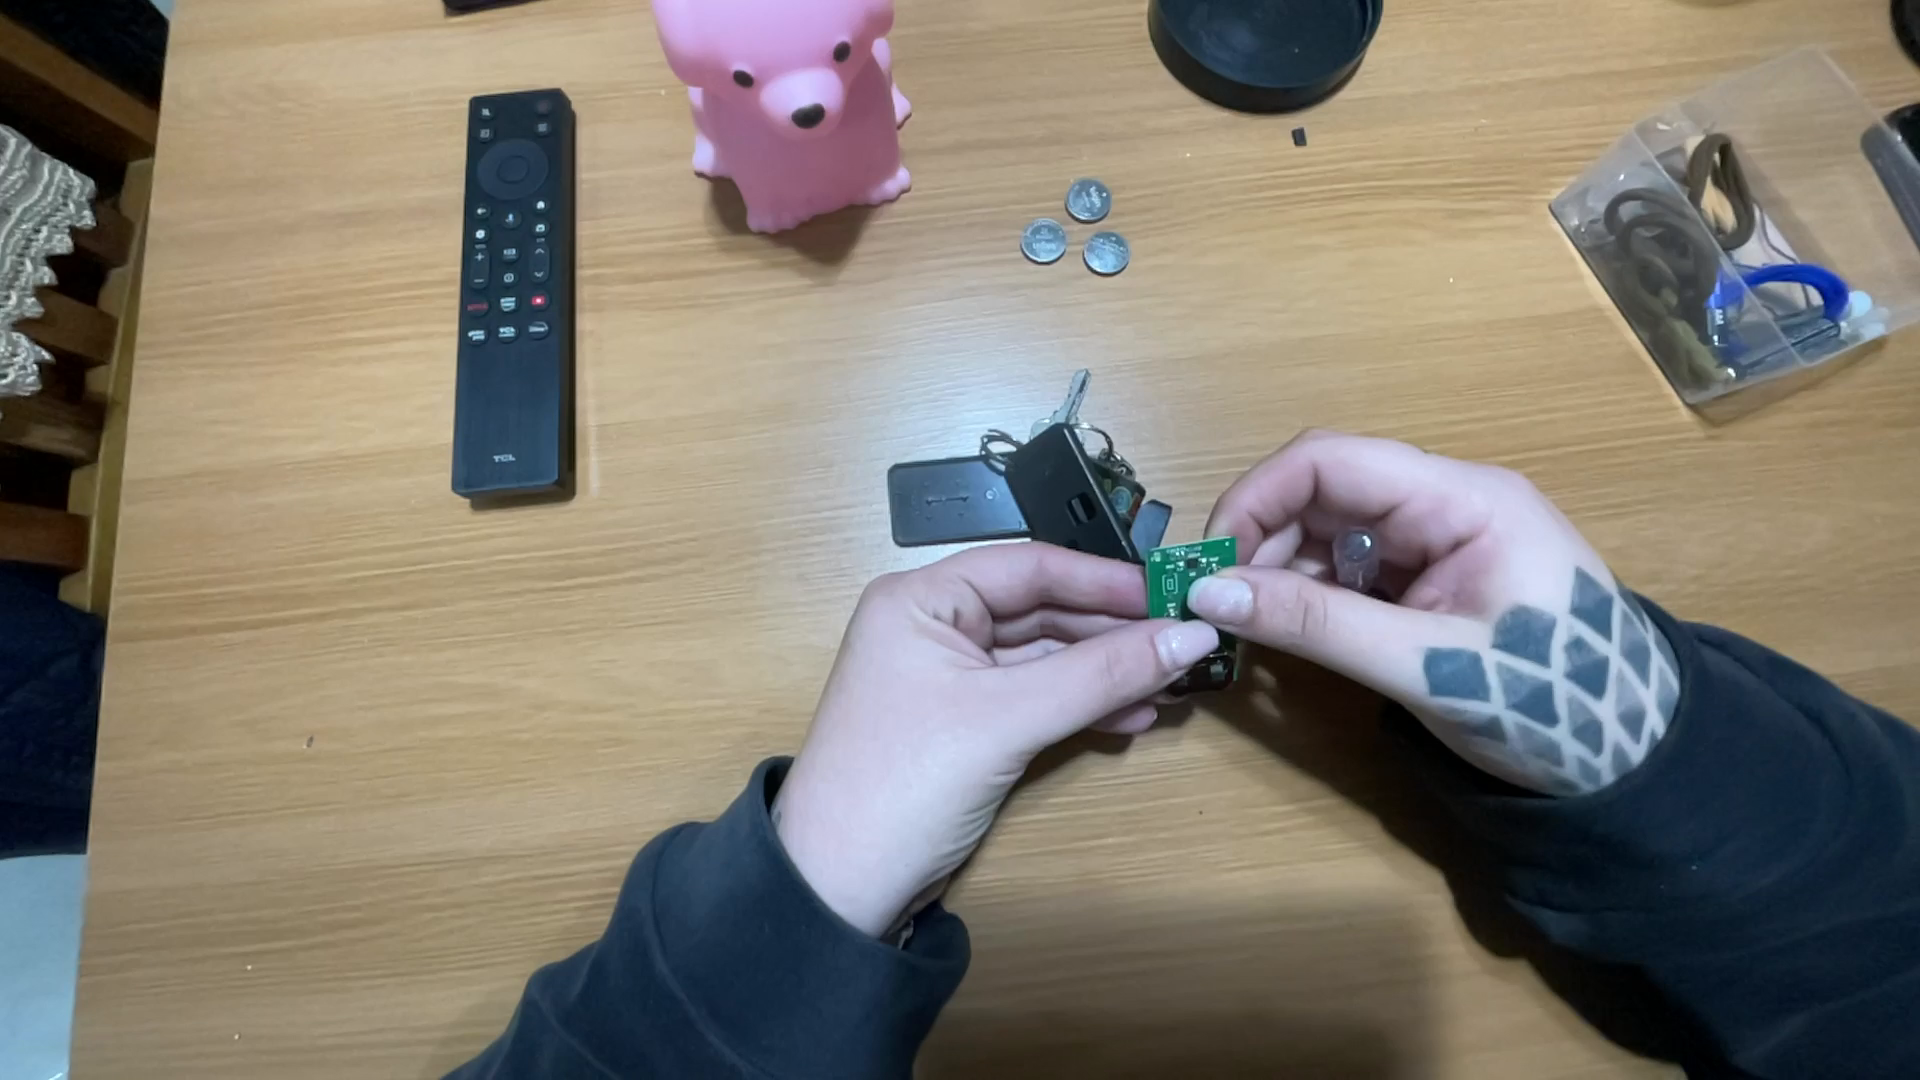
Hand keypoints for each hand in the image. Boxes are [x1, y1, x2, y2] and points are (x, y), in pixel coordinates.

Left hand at [773, 544, 1220, 935]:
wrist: (840, 892)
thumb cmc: (908, 782)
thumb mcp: (1006, 719)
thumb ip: (1101, 674)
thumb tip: (1193, 637)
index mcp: (922, 597)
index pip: (1028, 567)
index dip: (1103, 580)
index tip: (1171, 596)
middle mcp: (935, 624)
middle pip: (1041, 612)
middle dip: (1110, 632)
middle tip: (1182, 644)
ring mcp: (951, 674)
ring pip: (1044, 658)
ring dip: (1104, 672)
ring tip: (1170, 685)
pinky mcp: (967, 720)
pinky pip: (1035, 696)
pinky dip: (1081, 705)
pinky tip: (1133, 716)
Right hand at [1187, 431, 1679, 796]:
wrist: (1636, 765)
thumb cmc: (1551, 706)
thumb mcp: (1425, 667)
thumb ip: (1315, 624)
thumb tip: (1207, 594)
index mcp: (1459, 499)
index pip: (1327, 460)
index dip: (1254, 498)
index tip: (1209, 560)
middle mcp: (1437, 502)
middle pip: (1315, 491)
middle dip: (1256, 539)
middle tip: (1215, 599)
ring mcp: (1425, 538)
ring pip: (1317, 528)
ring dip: (1271, 568)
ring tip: (1246, 620)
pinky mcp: (1415, 573)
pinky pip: (1336, 564)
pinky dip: (1298, 591)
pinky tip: (1285, 626)